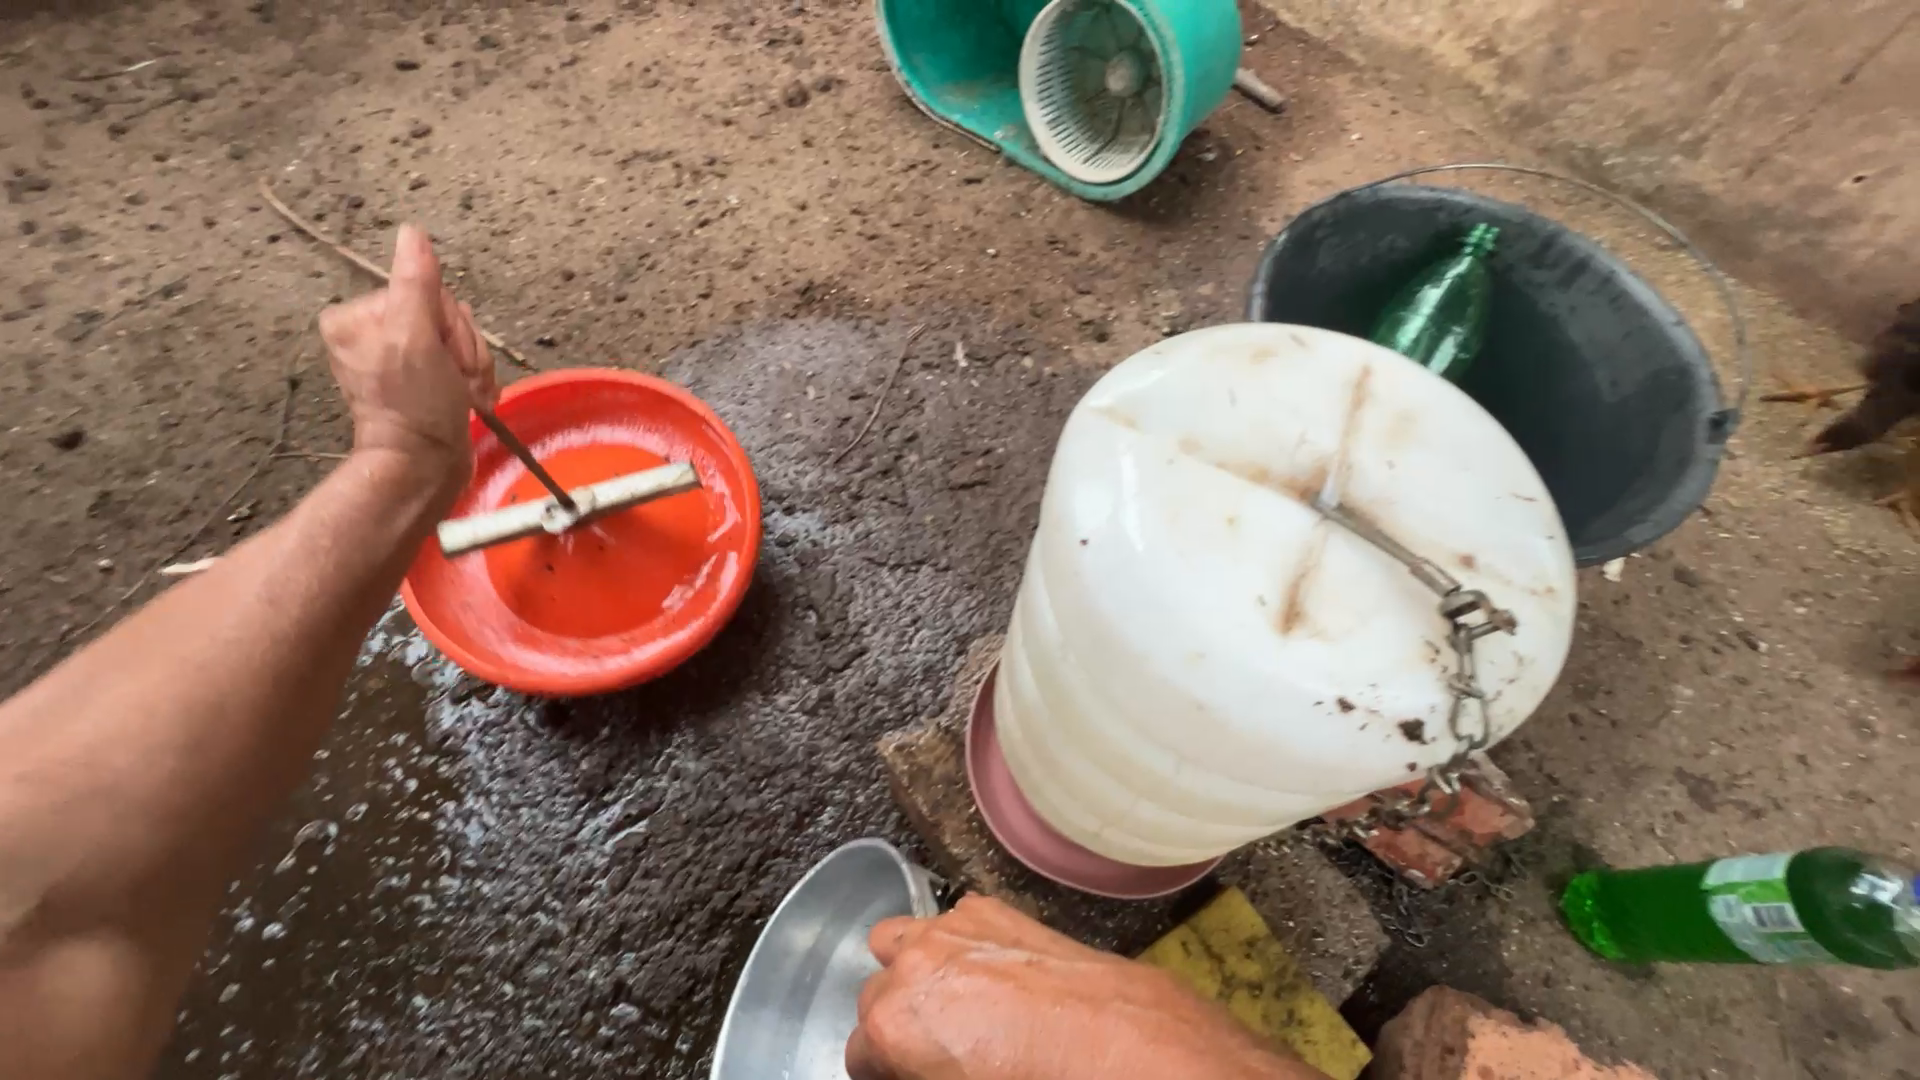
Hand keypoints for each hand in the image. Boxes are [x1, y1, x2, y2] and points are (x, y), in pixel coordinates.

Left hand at [317, 225, 497, 497]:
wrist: (426, 464)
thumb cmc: (417, 406)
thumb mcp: (416, 339)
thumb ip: (416, 284)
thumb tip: (412, 233)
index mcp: (357, 317)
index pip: (428, 295)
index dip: (450, 327)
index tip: (446, 360)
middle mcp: (373, 333)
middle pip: (446, 317)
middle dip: (463, 351)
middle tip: (456, 381)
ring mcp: (397, 359)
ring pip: (459, 341)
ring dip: (473, 368)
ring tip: (465, 394)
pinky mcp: (419, 380)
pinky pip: (460, 362)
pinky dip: (473, 380)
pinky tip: (468, 399)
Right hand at [847, 895, 1322, 1079]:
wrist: (1109, 1038)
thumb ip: (926, 1069)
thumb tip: (932, 1062)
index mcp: (893, 1025)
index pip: (856, 1053)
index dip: (882, 1069)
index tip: (904, 1073)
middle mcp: (910, 966)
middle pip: (873, 994)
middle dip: (895, 1019)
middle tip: (934, 1047)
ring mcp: (948, 928)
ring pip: (896, 940)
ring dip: (911, 967)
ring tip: (949, 998)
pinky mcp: (986, 907)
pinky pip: (948, 921)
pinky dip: (955, 941)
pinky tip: (989, 970)